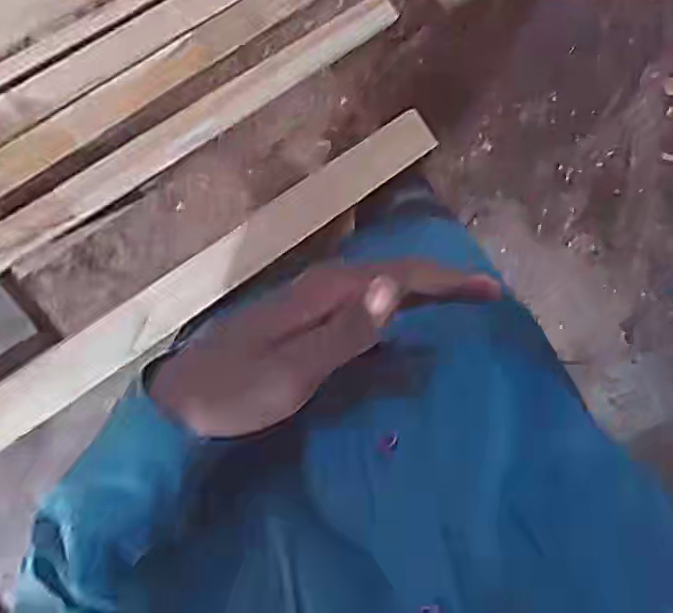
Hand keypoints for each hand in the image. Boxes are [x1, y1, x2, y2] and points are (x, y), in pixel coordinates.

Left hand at [148, 259, 501, 437]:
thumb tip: (395, 287)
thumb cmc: (237, 389)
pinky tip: (408, 322)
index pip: (404, 277)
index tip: (491, 291)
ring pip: (386, 287)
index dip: (449, 282)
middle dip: (444, 282)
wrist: (181, 398)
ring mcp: (319, 299)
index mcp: (331, 290)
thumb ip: (346, 331)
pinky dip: (400, 309)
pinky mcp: (312, 317)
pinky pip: (369, 305)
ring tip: (461, 301)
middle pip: (399, 275)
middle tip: (487, 295)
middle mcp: (330, 284)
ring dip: (425, 292)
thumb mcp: (292, 371)